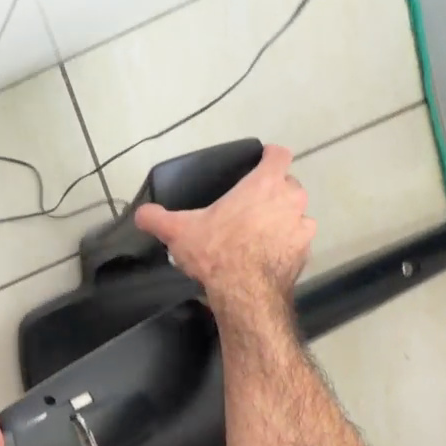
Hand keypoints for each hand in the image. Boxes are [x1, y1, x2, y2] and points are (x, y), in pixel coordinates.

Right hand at [133, 144, 315, 314]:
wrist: (244, 291)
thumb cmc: (216, 251)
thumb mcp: (178, 232)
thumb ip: (158, 218)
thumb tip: (141, 213)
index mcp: (264, 184)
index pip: (278, 155)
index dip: (270, 156)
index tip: (261, 161)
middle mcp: (291, 198)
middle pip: (288, 185)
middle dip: (272, 193)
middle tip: (249, 208)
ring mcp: (302, 224)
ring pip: (295, 213)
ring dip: (280, 219)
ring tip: (258, 235)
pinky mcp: (304, 250)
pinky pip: (296, 240)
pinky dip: (285, 244)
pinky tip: (266, 256)